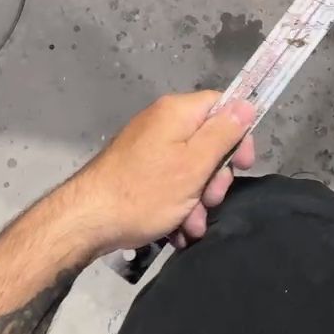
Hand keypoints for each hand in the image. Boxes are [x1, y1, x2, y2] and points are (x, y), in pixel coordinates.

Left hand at [58, 91, 256, 253]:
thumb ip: (223, 133)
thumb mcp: (194, 165)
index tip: (243, 165)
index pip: (221, 105)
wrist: (86, 221)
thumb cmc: (145, 191)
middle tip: (211, 201)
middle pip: (207, 140)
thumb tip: (247, 103)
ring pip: (191, 167)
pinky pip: (170, 181)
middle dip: (214, 176)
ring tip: (191, 226)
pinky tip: (177, 229)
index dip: (238, 133)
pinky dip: (178, 204)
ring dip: (198, 198)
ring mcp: (149, 148)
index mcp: (177, 112)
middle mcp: (163, 123)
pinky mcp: (138, 170)